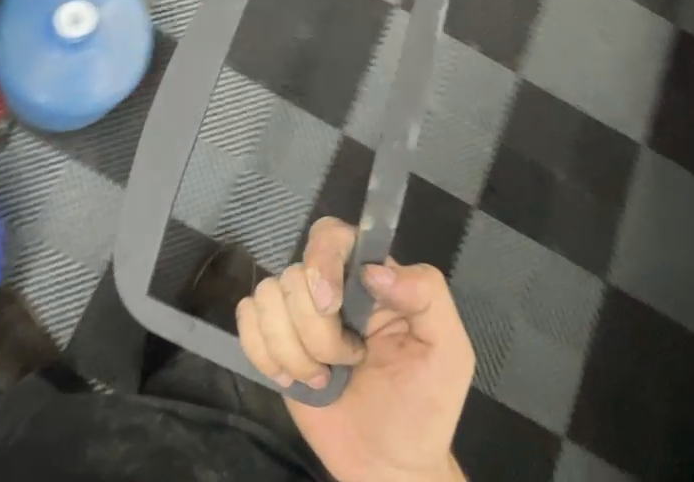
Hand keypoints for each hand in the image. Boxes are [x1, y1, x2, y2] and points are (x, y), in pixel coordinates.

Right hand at [237, 218, 473, 481]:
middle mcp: (329, 287)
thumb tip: (373, 271)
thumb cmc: (424, 406)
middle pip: (294, 275)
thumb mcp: (448, 350)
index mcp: (368, 279)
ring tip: (323, 378)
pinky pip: (245, 321)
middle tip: (346, 362)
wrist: (388, 464)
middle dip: (316, 331)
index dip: (322, 260)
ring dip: (292, 350)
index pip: (331, 235)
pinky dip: (265, 354)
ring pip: (266, 297)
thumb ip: (426, 296)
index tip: (330, 304)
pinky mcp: (270, 341)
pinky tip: (292, 379)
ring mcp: (295, 314)